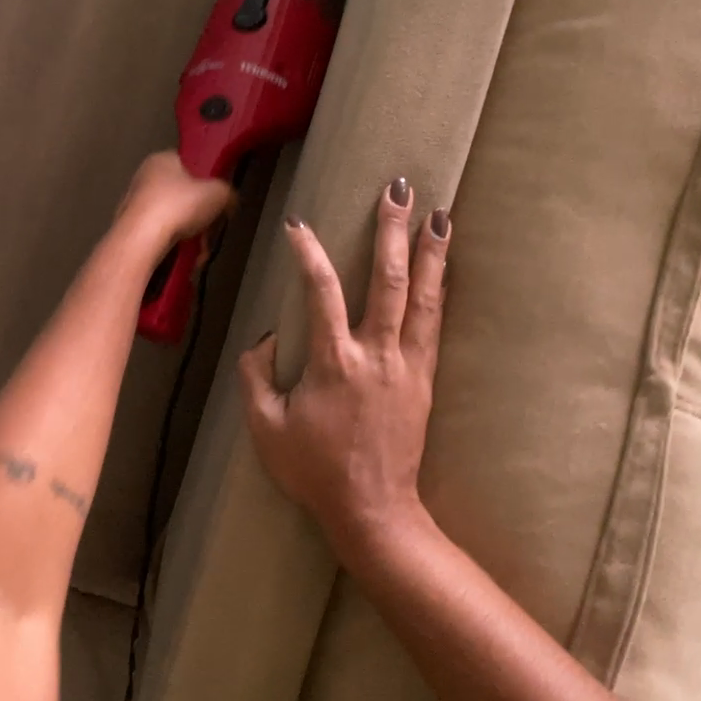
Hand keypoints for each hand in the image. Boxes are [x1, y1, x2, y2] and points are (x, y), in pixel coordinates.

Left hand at [114, 151, 234, 251]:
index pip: (189, 166)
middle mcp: (144, 178)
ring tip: (200, 250)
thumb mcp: (219, 194)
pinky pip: (161, 237)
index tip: (216, 200)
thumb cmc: (180, 205)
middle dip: (201, 219)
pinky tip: (186, 258)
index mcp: (162, 160)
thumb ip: (228, 194)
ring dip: (192, 237)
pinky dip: (176, 248)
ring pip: (174, 221)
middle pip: (183, 198)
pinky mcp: (131, 230)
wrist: (142, 239)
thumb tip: (228, 202)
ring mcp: (134, 205)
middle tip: (210, 231)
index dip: (206, 183)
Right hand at [238, 178, 451, 556]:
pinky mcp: (425, 380)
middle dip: (393, 230)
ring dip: (431, 252)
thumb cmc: (313, 470)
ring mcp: (407, 366)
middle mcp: (377, 354)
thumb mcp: (264, 426)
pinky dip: (441, 289)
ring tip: (440, 213)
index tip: (297, 224)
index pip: (321, 292)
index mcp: (334, 362)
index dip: (308, 254)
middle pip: (389, 280)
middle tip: (399, 188)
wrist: (374, 512)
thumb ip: (255, 374)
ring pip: (424, 297)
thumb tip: (264, 336)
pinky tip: (445, 266)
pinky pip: (436, 324)